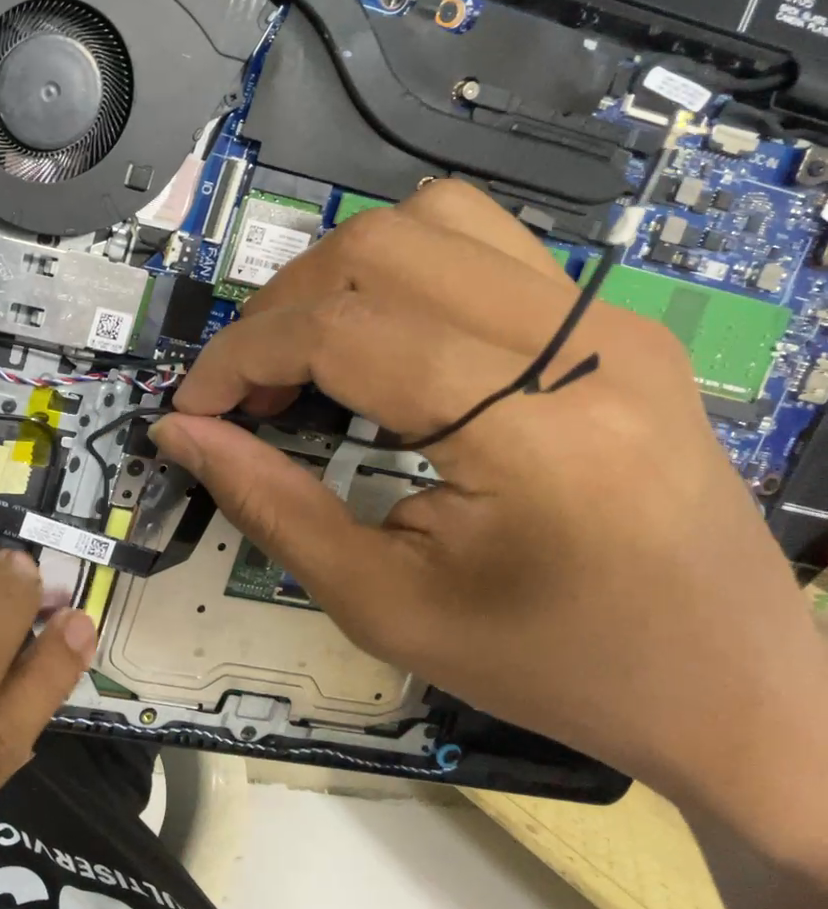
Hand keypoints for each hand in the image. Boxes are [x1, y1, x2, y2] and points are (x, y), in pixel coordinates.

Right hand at [149, 181, 827, 868]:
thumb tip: (177, 429)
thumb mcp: (381, 605)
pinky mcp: (612, 324)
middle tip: (247, 393)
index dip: (239, 359)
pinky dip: (395, 273)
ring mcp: (611, 323)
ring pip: (428, 221)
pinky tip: (378, 345)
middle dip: (276, 313)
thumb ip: (267, 504)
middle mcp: (586, 348)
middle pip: (378, 251)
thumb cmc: (549, 664)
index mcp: (536, 436)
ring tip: (306, 358)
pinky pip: (478, 243)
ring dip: (333, 279)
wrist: (730, 688)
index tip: (192, 411)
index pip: (345, 333)